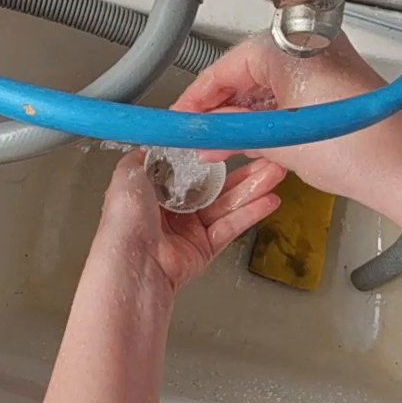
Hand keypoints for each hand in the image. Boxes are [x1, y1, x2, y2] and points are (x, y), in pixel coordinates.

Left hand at [92, 151, 285, 293]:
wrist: (134, 263)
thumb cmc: (125, 220)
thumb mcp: (128, 175)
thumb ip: (146, 157)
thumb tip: (158, 141)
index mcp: (153, 188)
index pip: (190, 165)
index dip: (212, 152)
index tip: (233, 139)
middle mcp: (172, 207)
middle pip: (214, 184)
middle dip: (241, 170)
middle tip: (265, 155)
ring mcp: (190, 228)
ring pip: (227, 203)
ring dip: (252, 188)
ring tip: (275, 172)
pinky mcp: (205, 247)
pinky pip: (230, 226)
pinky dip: (250, 213)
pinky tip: (269, 199)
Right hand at [171, 31, 401, 213]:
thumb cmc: (359, 152)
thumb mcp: (280, 144)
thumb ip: (233, 133)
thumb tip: (204, 136)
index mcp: (289, 46)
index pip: (226, 66)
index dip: (197, 96)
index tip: (181, 117)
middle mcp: (308, 42)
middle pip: (246, 68)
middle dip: (220, 103)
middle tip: (198, 133)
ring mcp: (326, 57)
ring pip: (268, 77)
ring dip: (244, 107)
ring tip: (223, 139)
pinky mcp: (338, 76)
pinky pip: (291, 84)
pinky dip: (270, 107)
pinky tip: (254, 132)